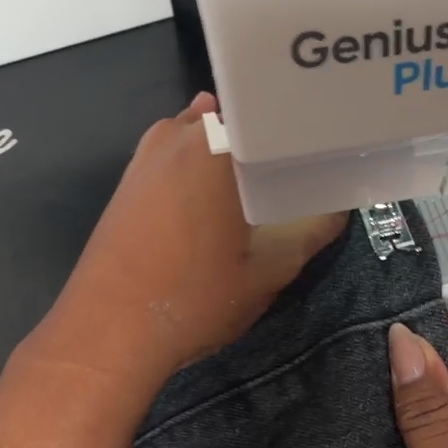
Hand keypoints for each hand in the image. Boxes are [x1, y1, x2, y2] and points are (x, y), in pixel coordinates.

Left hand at [41, 92, 344, 379]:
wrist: (109, 331)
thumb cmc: (195, 296)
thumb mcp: (270, 270)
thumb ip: (312, 231)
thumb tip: (338, 207)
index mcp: (216, 144)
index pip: (272, 116)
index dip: (303, 130)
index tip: (327, 147)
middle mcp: (178, 134)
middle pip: (238, 121)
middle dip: (270, 139)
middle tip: (304, 168)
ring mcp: (147, 155)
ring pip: (206, 138)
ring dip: (235, 156)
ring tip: (268, 185)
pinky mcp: (130, 180)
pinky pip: (179, 158)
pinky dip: (204, 170)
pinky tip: (223, 203)